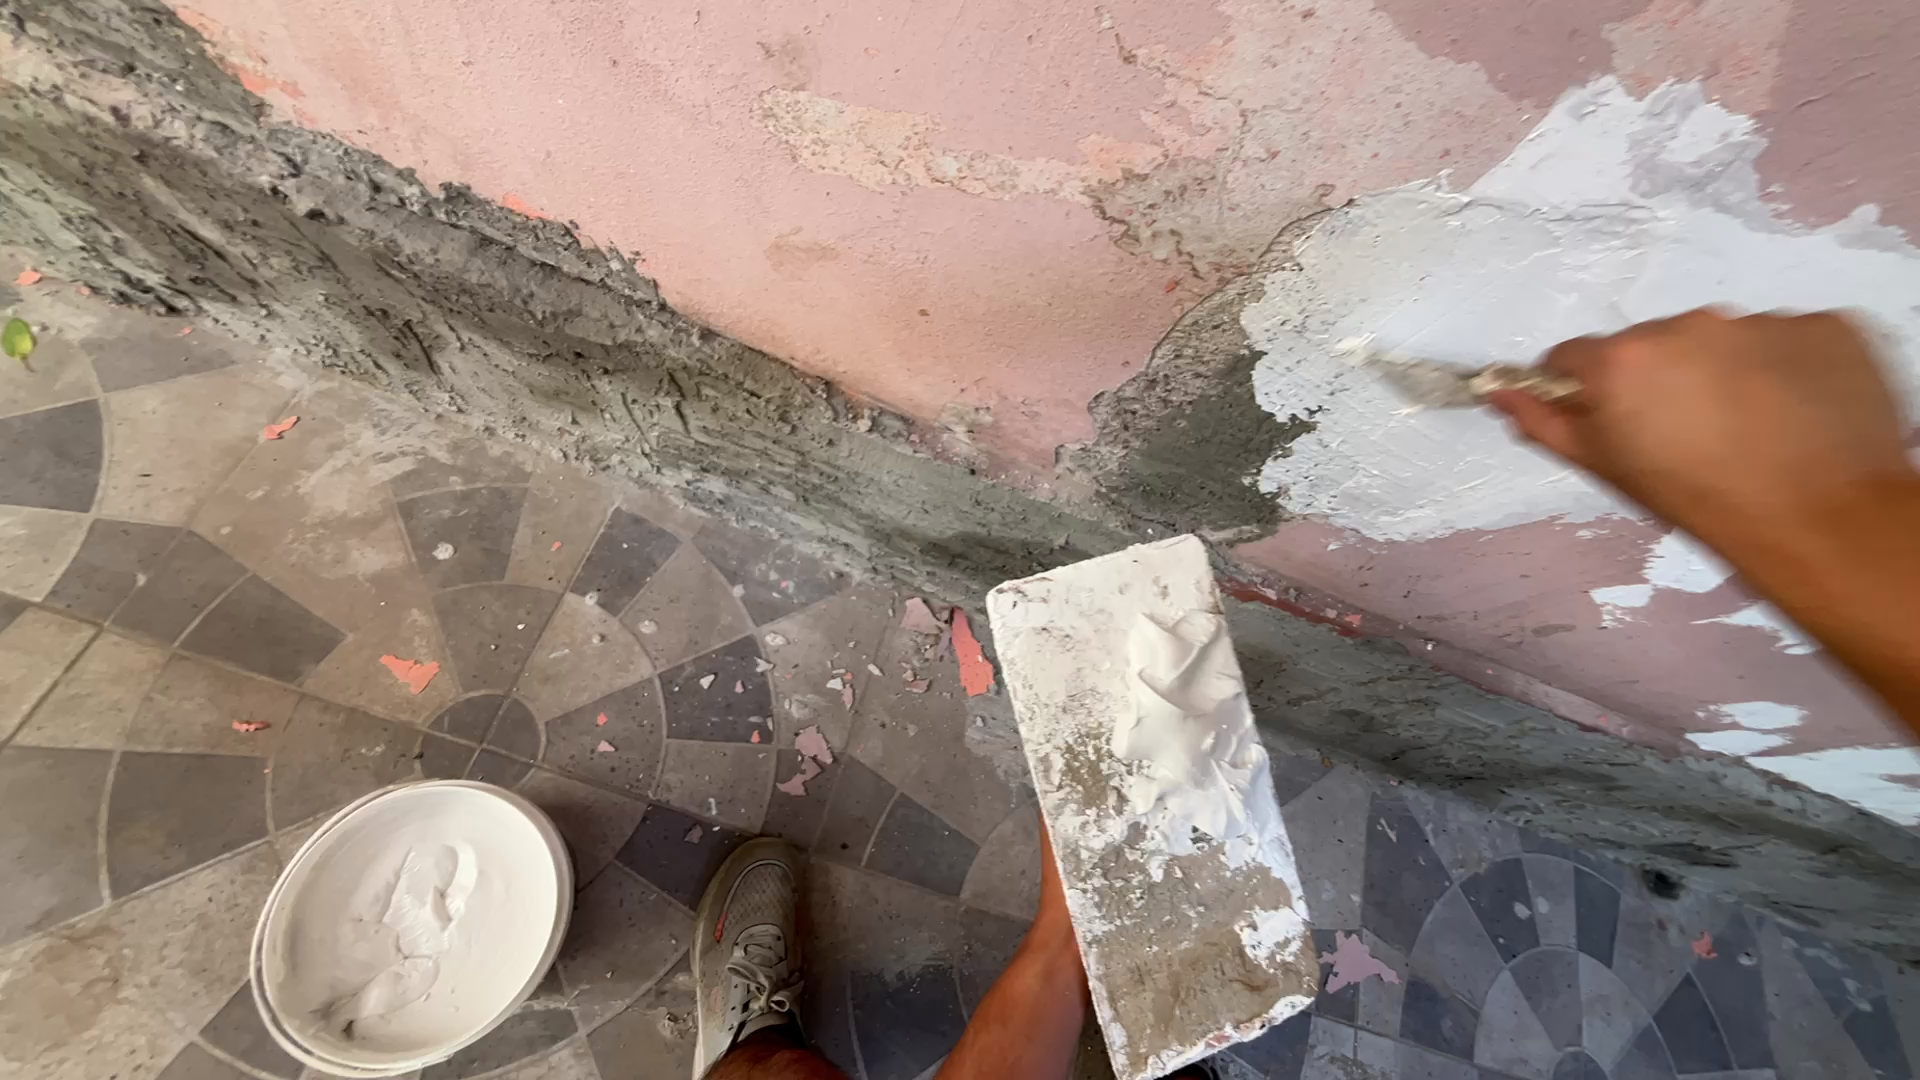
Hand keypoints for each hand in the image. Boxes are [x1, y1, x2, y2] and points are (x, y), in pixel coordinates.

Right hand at [1488, 309, 1915, 552]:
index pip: (1571, 356)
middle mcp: (1685, 325)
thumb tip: (1497, 392)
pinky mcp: (1826, 326)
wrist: (1812, 510)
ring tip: (1732, 417)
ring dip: (1708, 367)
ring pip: (1712, 339)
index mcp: (1619, 359)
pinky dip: (1772, 365)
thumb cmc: (1682, 490)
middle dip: (1646, 374)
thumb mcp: (1595, 461)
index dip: (1575, 386)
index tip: (1598, 414)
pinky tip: (1779, 405)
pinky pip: (1779, 338)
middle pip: (1644, 343)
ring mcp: (1761, 322)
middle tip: (1668, 424)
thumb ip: (1539, 420)